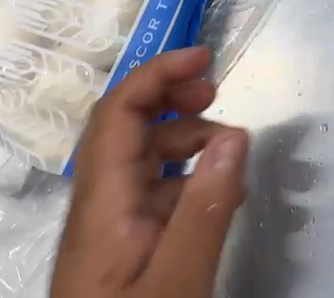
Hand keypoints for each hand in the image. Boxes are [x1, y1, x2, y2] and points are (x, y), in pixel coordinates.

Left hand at [51, 46, 248, 297]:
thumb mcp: (178, 283)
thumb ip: (206, 208)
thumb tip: (234, 132)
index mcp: (101, 207)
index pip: (116, 114)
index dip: (156, 74)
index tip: (205, 58)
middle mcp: (99, 210)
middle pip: (126, 129)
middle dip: (173, 98)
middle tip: (219, 92)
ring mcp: (110, 233)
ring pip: (144, 161)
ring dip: (187, 138)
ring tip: (231, 150)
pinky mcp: (124, 254)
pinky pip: (155, 196)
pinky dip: (190, 180)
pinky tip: (219, 196)